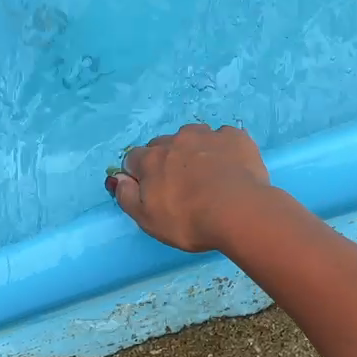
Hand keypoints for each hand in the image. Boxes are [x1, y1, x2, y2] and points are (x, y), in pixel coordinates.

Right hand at [110, 123, 272, 251]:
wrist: (238, 211)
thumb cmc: (188, 221)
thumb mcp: (148, 220)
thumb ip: (128, 198)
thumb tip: (118, 179)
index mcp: (151, 159)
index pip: (134, 159)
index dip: (139, 175)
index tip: (151, 193)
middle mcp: (176, 139)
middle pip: (163, 146)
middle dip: (167, 162)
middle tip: (181, 189)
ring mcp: (207, 134)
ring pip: (193, 138)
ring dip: (194, 153)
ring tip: (207, 178)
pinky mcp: (235, 137)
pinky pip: (223, 139)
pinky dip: (222, 152)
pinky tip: (230, 171)